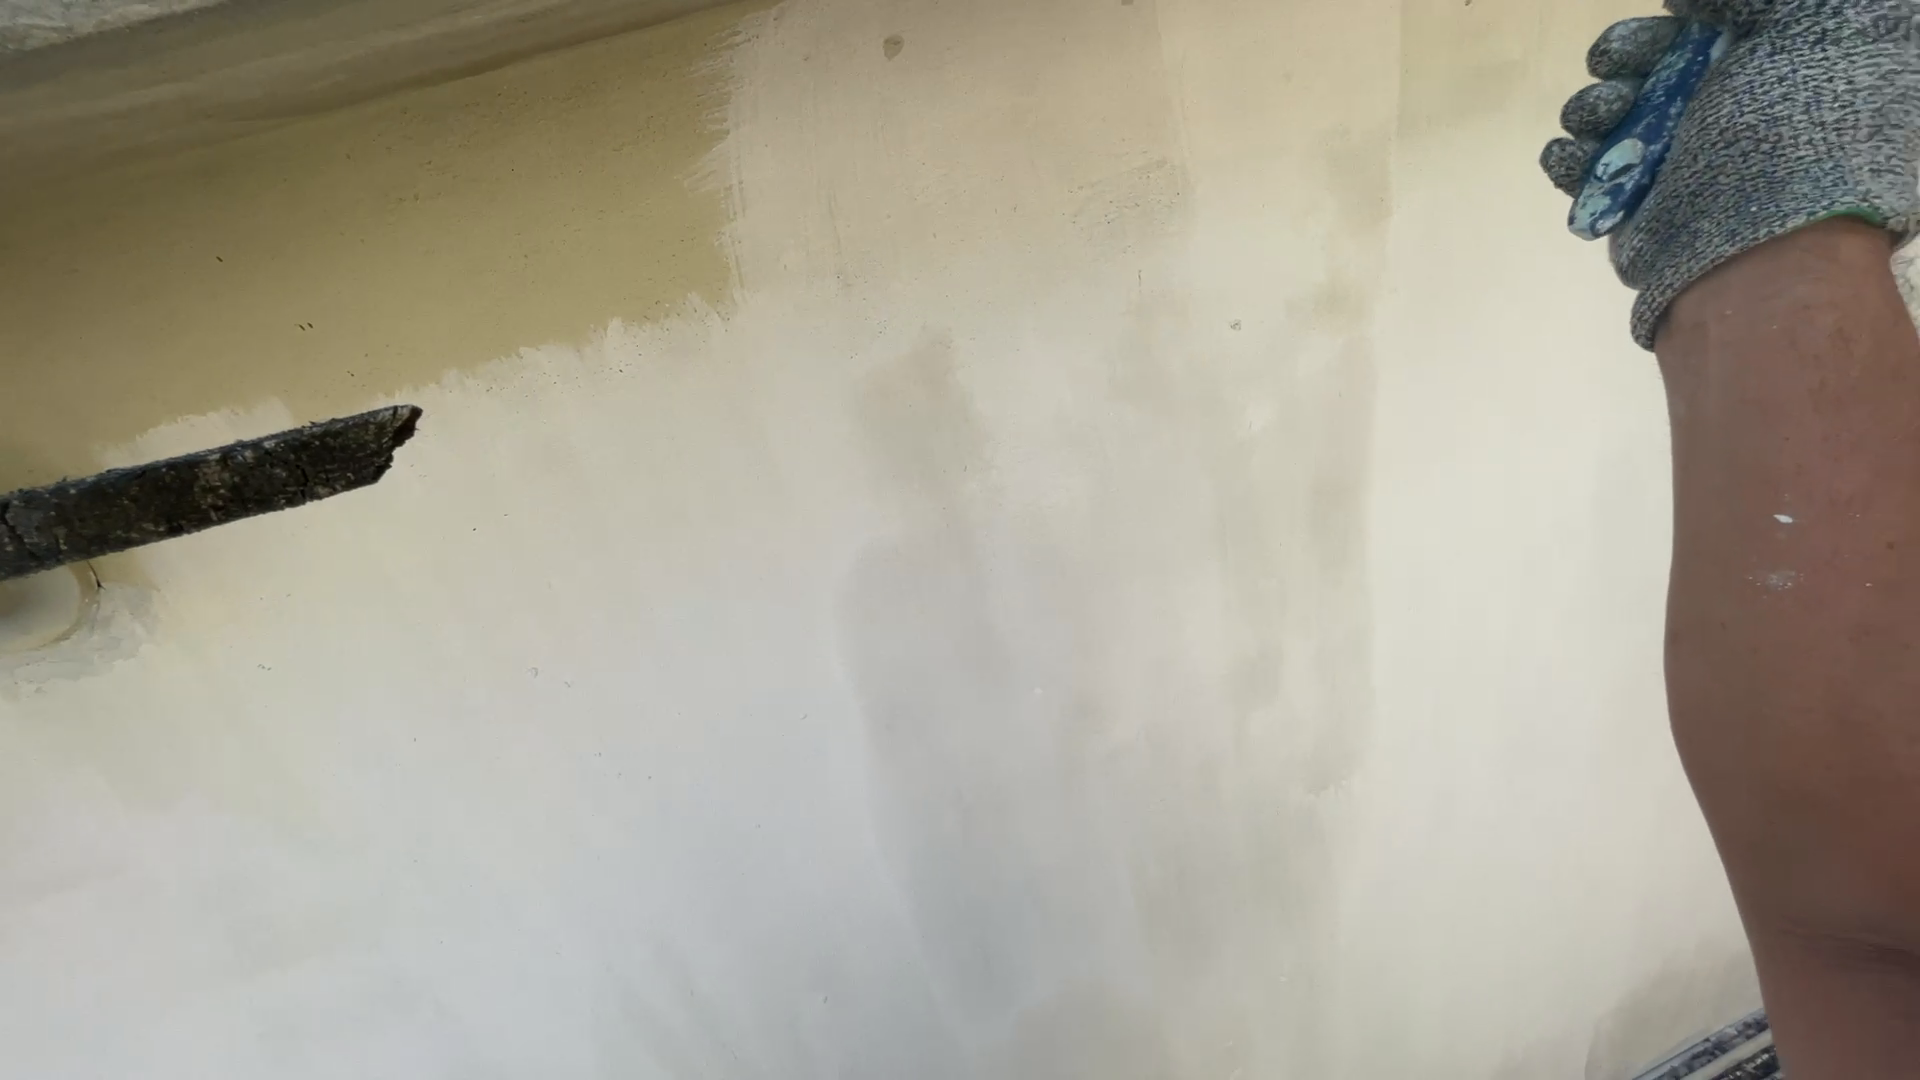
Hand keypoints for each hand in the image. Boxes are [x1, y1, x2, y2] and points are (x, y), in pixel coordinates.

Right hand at [1541, 1, 1919, 349]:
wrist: (1754, 244)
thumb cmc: (1796, 131)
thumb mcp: (1807, 27)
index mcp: (1769, 58)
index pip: (1697, 28)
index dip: (1662, 28)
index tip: (1659, 29)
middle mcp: (1715, 104)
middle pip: (1640, 67)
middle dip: (1615, 64)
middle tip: (1612, 75)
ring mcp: (1667, 156)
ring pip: (1602, 118)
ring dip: (1587, 112)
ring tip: (1595, 124)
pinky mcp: (1625, 200)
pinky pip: (1579, 172)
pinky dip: (1565, 161)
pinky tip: (1567, 158)